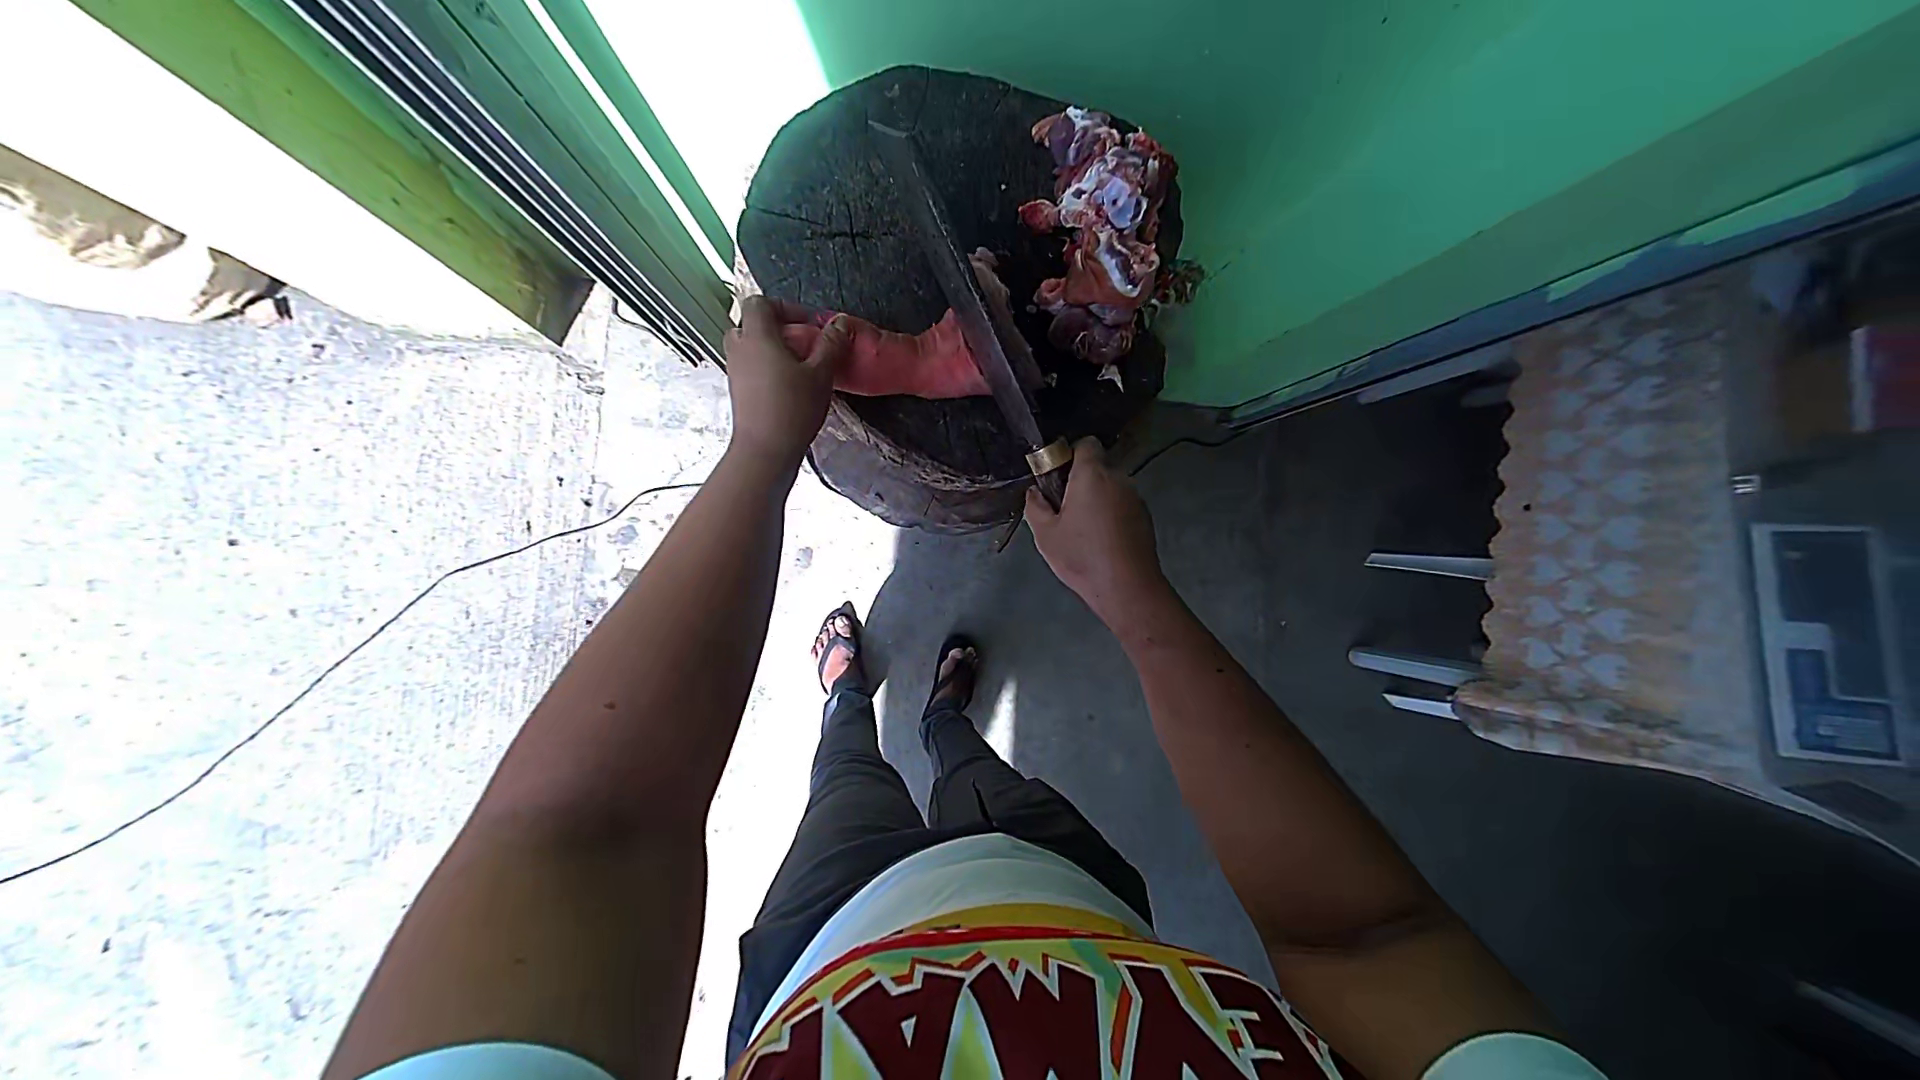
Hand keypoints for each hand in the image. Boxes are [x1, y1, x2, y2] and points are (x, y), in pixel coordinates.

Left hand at [724, 296, 848, 466]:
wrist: (765, 450)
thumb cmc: (792, 408)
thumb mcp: (821, 374)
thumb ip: (831, 344)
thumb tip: (840, 323)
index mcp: (756, 336)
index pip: (760, 302)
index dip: (786, 307)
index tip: (809, 325)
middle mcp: (740, 349)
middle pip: (753, 324)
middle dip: (779, 330)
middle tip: (804, 345)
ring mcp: (735, 371)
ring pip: (752, 347)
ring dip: (774, 350)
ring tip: (801, 368)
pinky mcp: (738, 391)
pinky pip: (752, 367)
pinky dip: (768, 369)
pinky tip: (791, 388)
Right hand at [1025, 437, 1168, 623]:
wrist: (1127, 587)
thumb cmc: (1081, 556)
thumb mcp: (1045, 534)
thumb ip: (1035, 506)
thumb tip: (1034, 492)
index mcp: (1092, 475)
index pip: (1085, 443)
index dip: (1069, 454)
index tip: (1057, 477)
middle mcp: (1118, 478)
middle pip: (1097, 467)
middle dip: (1081, 481)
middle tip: (1064, 509)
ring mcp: (1136, 497)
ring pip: (1111, 487)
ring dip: (1097, 499)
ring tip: (1082, 530)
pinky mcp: (1145, 517)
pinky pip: (1122, 505)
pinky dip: (1111, 514)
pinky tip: (1101, 541)